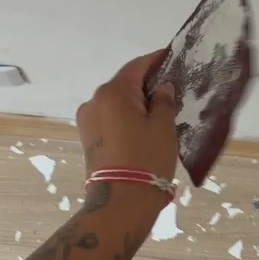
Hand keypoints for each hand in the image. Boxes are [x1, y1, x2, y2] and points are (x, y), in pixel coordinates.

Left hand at [77, 50, 180, 186]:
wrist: (121, 203)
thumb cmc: (147, 159)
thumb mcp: (162, 127)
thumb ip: (163, 100)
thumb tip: (162, 87)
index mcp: (112, 92)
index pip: (136, 66)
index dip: (155, 60)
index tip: (171, 57)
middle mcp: (94, 101)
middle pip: (124, 83)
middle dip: (146, 83)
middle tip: (171, 88)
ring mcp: (87, 120)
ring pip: (116, 102)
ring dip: (135, 101)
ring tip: (159, 110)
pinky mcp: (87, 138)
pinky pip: (109, 118)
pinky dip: (125, 116)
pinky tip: (143, 125)